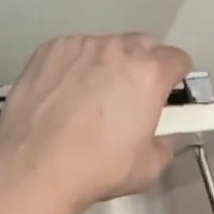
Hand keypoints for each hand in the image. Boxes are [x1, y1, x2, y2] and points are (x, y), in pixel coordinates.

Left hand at [0, 34, 193, 213]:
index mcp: (149, 73)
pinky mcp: (47, 51)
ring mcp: (79, 46)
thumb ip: (162, 145)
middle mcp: (116, 49)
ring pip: (104, 47)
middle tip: (131, 95)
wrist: (35, 169)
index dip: (176, 75)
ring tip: (90, 98)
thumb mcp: (148, 168)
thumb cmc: (97, 169)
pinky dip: (73, 67)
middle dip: (144, 64)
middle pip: (143, 44)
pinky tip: (62, 95)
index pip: (177, 58)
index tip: (168, 90)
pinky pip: (70, 52)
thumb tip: (157, 140)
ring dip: (106, 65)